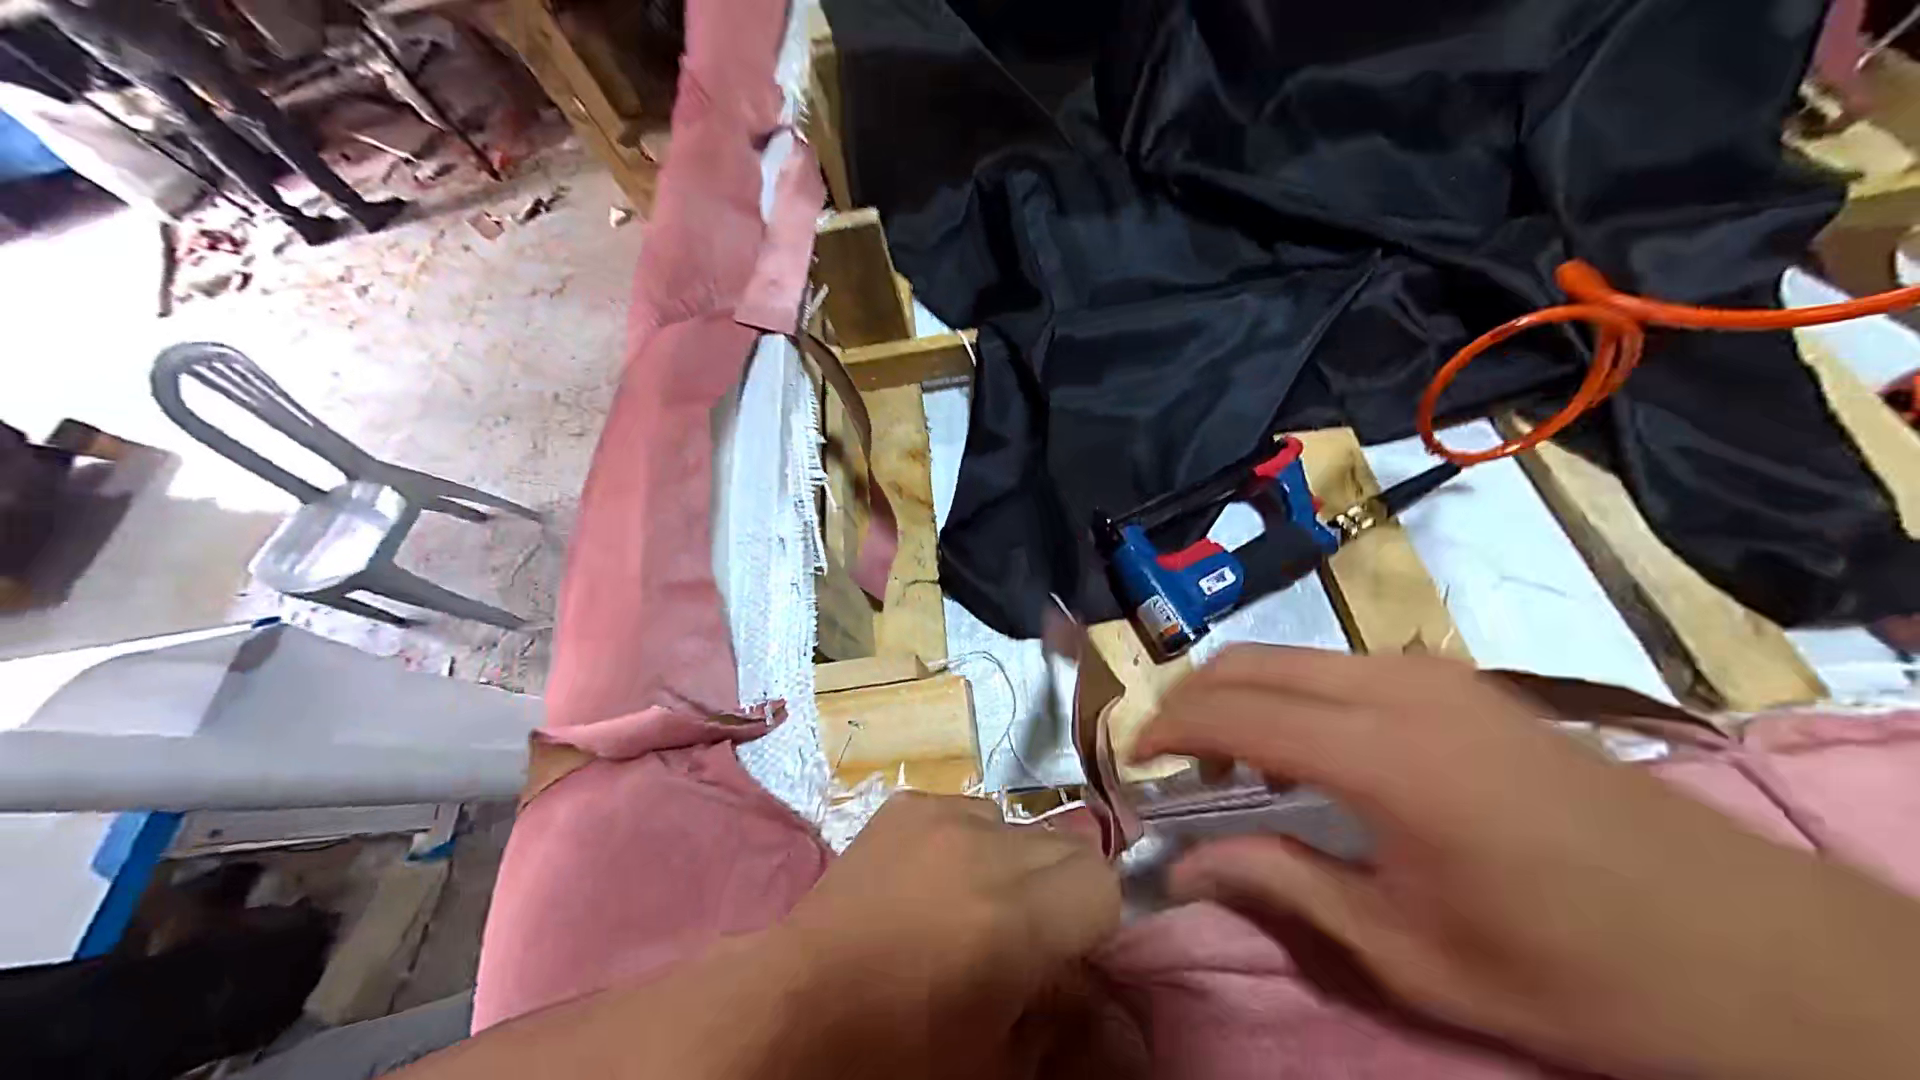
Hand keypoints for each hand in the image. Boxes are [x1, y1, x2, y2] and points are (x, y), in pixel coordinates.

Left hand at [775, 792, 1120, 1077]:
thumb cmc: (898, 1051)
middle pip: (1062, 844)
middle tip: (1019, 935)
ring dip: (1009, 861)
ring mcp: (938, 814)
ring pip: (1014, 823)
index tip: (1065, 954)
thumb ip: (1067, 1019)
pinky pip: (963, 809)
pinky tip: (932, 878)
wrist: (795, 1007)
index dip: (1091, 922)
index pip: (1100, 879)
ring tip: (970, 904)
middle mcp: (982, 846)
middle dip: (1056, 889)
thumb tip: (1119, 1016)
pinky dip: (964, 841)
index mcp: (1014, 913)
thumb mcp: (996, 1060)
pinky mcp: (904, 804)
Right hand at [1135, 646, 1919, 1079]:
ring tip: (1221, 755)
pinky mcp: (1458, 679)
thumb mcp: (1407, 953)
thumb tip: (1182, 868)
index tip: (1132, 755)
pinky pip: (1337, 663)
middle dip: (1190, 697)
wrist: (1760, 949)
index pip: (1232, 712)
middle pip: (1251, 663)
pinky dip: (1288, 690)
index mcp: (1380, 756)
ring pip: (1291, 654)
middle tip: (1166, 754)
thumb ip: (1280, 888)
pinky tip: (1296, 744)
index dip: (1168, 727)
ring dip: (1239, 691)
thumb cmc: (1570, 969)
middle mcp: (1396, 689)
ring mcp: (1432, 674)